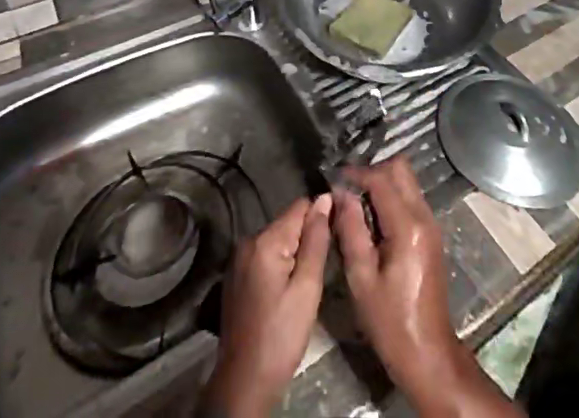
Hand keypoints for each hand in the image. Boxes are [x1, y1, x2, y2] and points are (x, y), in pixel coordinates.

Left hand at [202, 193, 331, 417]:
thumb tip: (325, 200)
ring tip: (314, 274)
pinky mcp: (237, 275)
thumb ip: (316, 241)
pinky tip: (291, 286)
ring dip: (296, 250)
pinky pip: (266, 256)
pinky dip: (282, 263)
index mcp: (265, 241)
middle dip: (309, 235)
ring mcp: (239, 259)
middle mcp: (248, 241)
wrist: (244, 378)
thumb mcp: (307, 288)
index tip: (341, 228)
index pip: (299, 207)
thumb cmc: (281, 335)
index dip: (322, 213)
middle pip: (287, 223)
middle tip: (330, 259)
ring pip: (277, 240)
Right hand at [333, 158, 520, 417]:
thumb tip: (339, 193)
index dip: (355, 173)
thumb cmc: (390, 320)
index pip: (381, 179)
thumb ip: (350, 229)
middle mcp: (425, 218)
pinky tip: (369, 220)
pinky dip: (389, 199)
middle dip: (372, 171)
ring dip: (381, 184)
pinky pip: (409, 200)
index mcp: (408, 226)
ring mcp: (431, 226)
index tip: (333, 178)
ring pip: (406, 183)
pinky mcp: (430, 236)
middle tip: (346, 188)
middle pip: (401, 170)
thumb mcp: (361, 276)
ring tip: (353, 203)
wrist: (427, 353)